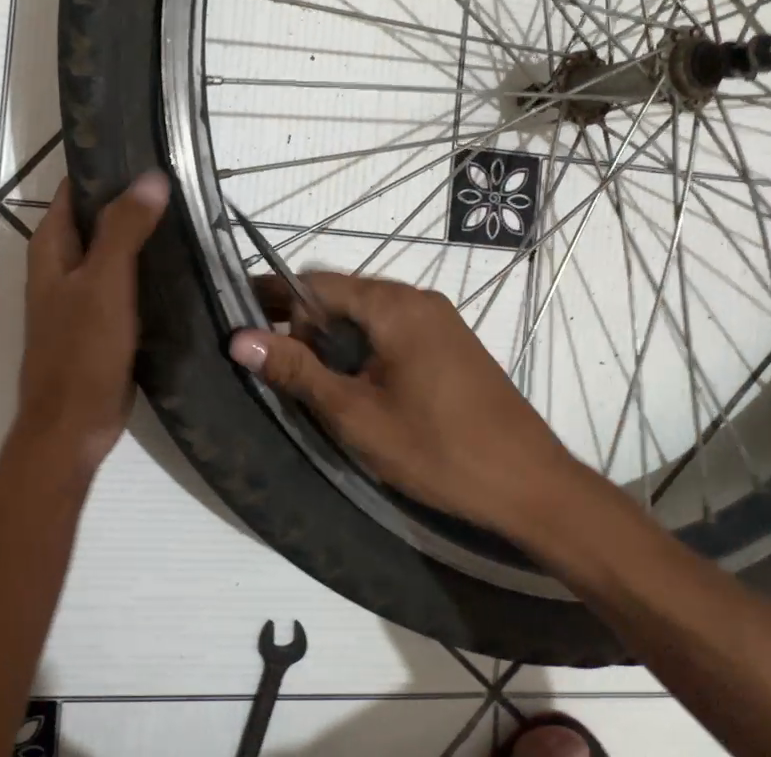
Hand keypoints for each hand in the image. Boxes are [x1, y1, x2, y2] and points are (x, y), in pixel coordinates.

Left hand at [16, 173, 170, 473]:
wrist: (72, 426)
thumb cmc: (80, 351)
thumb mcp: (104, 284)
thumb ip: (124, 229)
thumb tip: (150, 177)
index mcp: (51, 246)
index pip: (77, 188)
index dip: (107, 166)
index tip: (150, 148)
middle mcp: (61, 264)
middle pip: (98, 218)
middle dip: (133, 199)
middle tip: (185, 180)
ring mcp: (81, 294)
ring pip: (115, 251)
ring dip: (144, 236)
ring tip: (193, 214)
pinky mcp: (102, 321)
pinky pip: (127, 283)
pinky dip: (149, 271)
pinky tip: (184, 265)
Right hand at [230, 272, 588, 536]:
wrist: (532, 488)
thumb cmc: (438, 450)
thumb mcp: (354, 414)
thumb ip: (296, 371)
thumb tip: (238, 339)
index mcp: (395, 306)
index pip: (315, 283)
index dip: (277, 306)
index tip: (250, 336)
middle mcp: (418, 300)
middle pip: (340, 295)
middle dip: (303, 327)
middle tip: (281, 372)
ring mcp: (439, 322)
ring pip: (364, 316)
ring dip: (332, 342)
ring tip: (313, 387)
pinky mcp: (450, 346)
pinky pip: (390, 332)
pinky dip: (361, 351)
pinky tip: (355, 389)